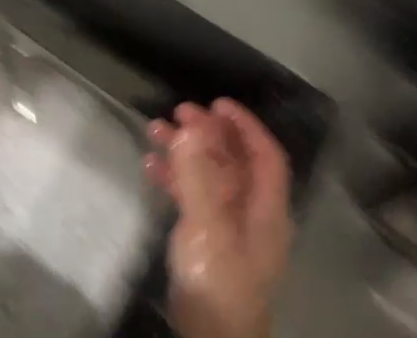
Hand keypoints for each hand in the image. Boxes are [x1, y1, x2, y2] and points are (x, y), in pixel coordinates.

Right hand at [144, 99, 291, 337]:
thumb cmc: (219, 281)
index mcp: (266, 211)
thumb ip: (200, 177)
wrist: (212, 337)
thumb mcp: (209, 226)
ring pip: (210, 177)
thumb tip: (192, 127)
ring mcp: (229, 228)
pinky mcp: (206, 239)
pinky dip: (174, 177)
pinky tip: (150, 167)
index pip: (266, 158)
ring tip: (153, 130)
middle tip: (178, 111)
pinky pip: (192, 197)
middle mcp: (252, 215)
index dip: (246, 127)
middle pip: (236, 163)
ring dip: (186, 152)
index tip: (217, 103)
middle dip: (209, 134)